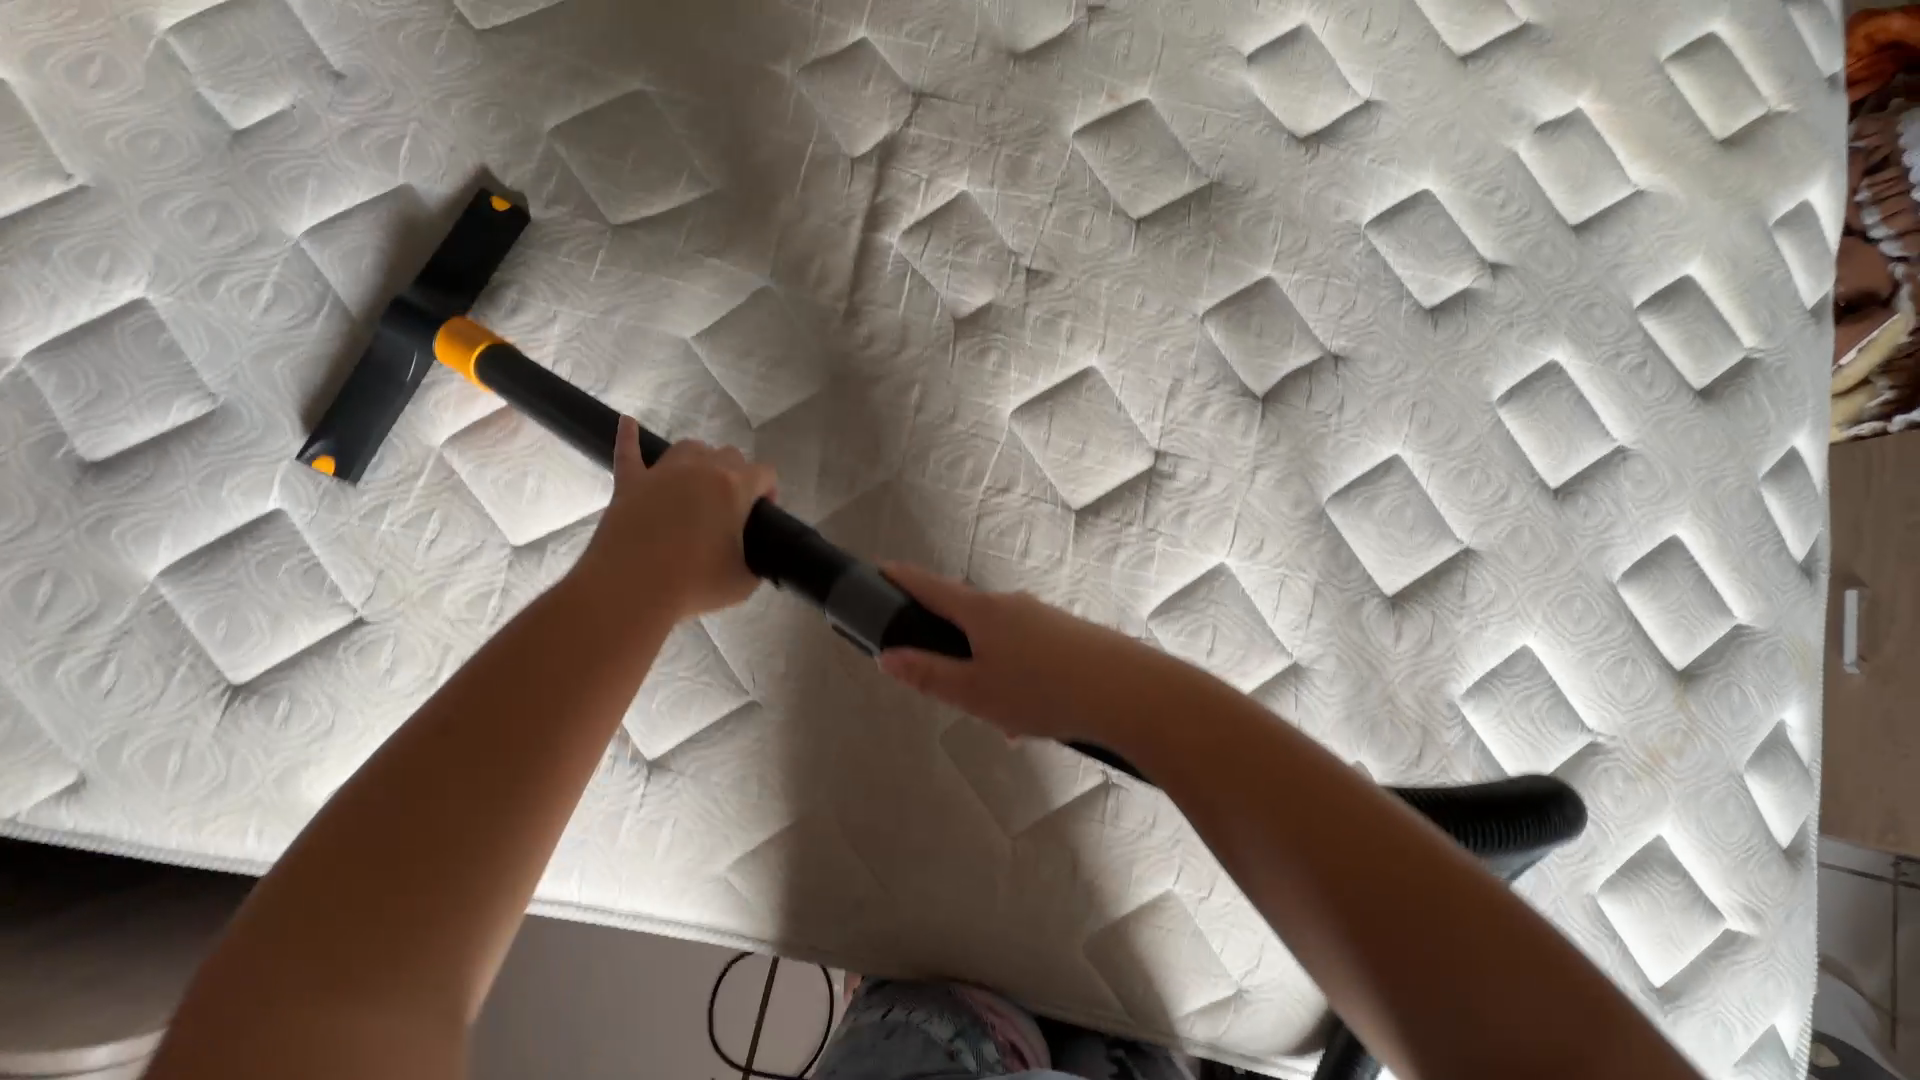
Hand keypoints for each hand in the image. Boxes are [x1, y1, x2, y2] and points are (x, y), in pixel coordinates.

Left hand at [574, 417, 776, 620]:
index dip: (769, 491)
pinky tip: (628, 423)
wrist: (630, 589)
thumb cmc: (693, 585)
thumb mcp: (744, 581)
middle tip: (731, 509)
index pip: (764, 473)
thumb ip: (756, 562)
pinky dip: (630, 437)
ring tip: (699, 484)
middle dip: (737, 475)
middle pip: (728, 455)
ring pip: (689, 448)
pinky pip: (628, 451)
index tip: (763, 514)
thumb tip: (752, 559)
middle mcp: (700, 469)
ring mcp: (661, 472)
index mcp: (733, 488)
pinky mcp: (629, 483)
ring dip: (700, 460)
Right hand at [877, 563, 1151, 744]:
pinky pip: (1030, 655)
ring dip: (992, 677)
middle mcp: (1012, 604)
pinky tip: (1036, 718)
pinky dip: (1021, 682)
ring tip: (1006, 723)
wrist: (1128, 693)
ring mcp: (1044, 617)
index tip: (879, 571)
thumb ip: (928, 675)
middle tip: (951, 689)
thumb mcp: (974, 693)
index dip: (901, 580)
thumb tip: (887, 656)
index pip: (930, 587)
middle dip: (953, 651)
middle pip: (967, 619)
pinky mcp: (1070, 635)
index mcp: (981, 612)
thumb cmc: (1040, 691)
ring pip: (1001, 644)